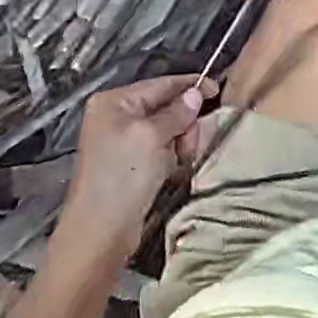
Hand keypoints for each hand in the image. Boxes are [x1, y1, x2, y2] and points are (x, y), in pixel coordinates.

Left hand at [57, 74, 217, 264]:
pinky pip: (161, 147)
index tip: (217, 89)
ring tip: (185, 156)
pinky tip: (178, 165)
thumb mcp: (152, 137)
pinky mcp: (131, 163)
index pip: (160, 84)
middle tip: (193, 140)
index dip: (189, 86)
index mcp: (114, 101)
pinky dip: (173, 153)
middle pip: (165, 105)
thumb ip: (177, 112)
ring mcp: (122, 140)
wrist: (100, 233)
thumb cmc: (123, 176)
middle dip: (185, 120)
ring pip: (167, 127)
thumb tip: (196, 93)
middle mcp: (116, 116)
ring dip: (181, 139)